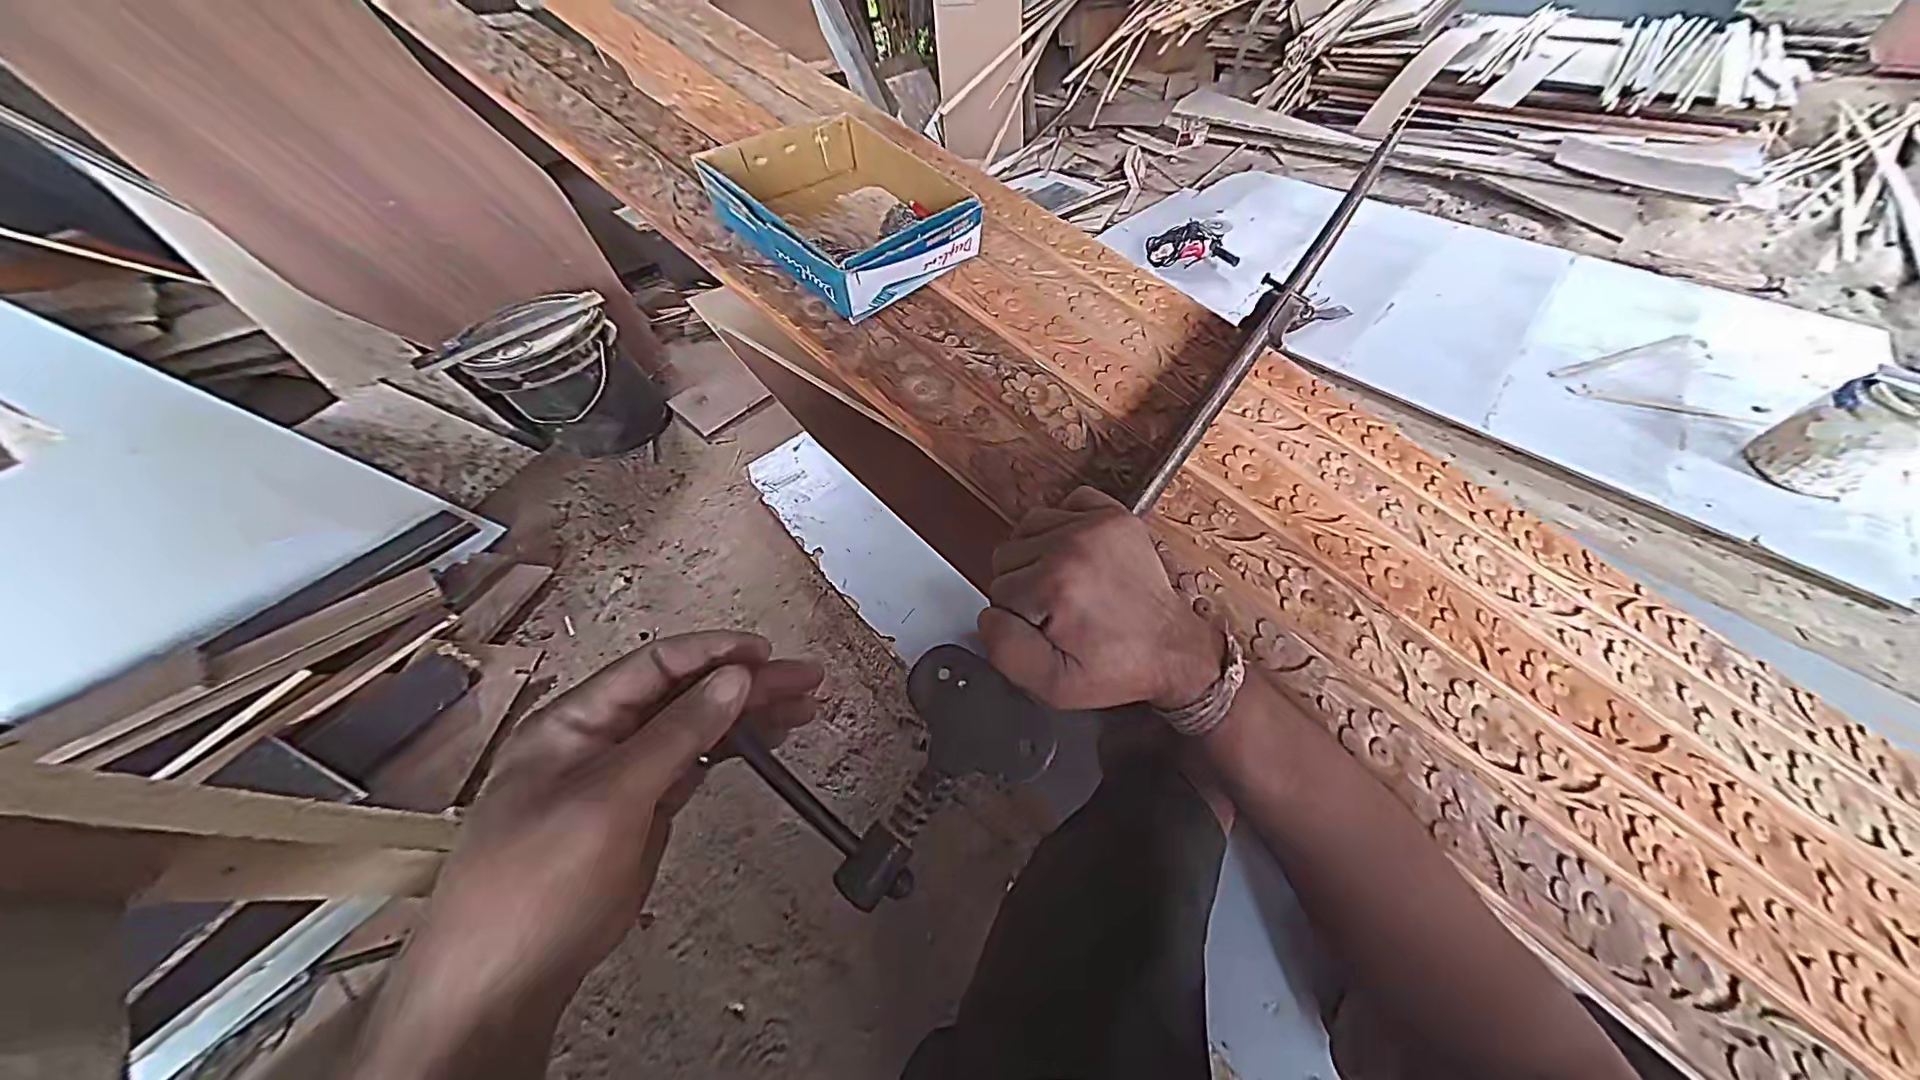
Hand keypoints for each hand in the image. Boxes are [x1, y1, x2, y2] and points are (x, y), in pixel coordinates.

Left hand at [354, 632, 820, 1079]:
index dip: (713, 653)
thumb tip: (735, 679)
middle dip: (747, 683)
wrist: (503, 983)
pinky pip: (697, 761)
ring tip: (801, 707)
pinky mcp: (646, 806)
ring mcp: (627, 773)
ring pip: (698, 727)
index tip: (765, 652)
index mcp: (578, 720)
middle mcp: (605, 736)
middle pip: (686, 694)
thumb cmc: (540, 881)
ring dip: (749, 714)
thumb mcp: (610, 799)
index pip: (655, 667)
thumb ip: (676, 734)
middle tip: (805, 679)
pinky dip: (733, 748)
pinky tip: (766, 740)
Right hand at [978, 487, 1223, 710]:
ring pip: (1027, 529)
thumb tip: (989, 616)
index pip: (998, 591)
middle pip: (1008, 556)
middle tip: (1056, 611)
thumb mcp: (1054, 685)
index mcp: (1056, 585)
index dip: (1017, 617)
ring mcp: (1096, 525)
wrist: (1173, 649)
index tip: (1047, 630)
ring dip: (1037, 555)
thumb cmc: (1119, 666)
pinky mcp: (1114, 515)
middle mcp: (1074, 547)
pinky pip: (1066, 503)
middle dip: (1024, 586)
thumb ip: (1005, 651)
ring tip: (1064, 583)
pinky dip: (1064, 525)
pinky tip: (1075, 554)